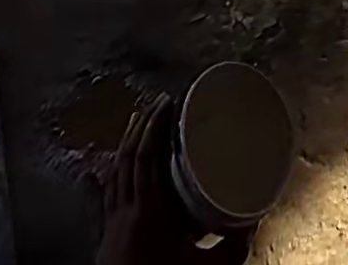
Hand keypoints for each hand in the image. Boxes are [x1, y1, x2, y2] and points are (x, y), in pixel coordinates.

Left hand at [98, 95, 252, 264]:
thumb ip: (233, 245)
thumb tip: (256, 217)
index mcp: (148, 215)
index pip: (146, 159)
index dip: (154, 128)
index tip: (168, 102)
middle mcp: (124, 216)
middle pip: (127, 160)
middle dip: (140, 128)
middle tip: (156, 103)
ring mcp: (110, 230)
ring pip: (112, 177)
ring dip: (123, 146)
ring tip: (135, 122)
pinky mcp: (104, 245)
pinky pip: (101, 203)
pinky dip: (100, 182)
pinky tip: (91, 173)